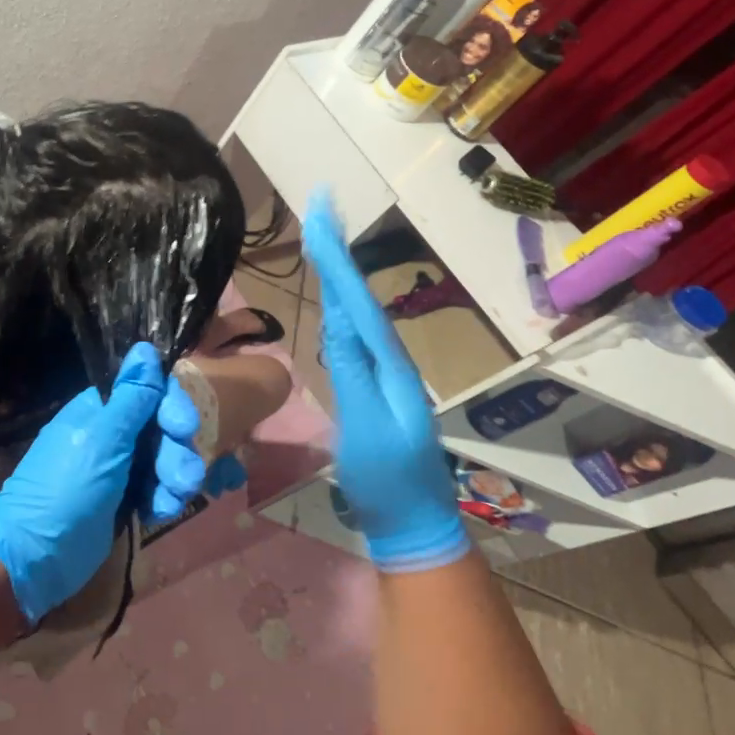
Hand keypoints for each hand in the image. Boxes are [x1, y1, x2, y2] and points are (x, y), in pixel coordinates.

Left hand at [0, 343, 205, 624]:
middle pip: (165, 430)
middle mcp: (114, 435)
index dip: (174, 408)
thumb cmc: (66, 489)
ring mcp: (120, 469)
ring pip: (167, 462)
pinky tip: (157, 515)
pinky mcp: (125, 501)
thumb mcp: (102, 440)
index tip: (184, 428)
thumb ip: (131, 398)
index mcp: (102, 411)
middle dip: (178, 454)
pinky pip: (159, 490)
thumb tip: (145, 348)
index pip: (152, 393)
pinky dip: (164, 501)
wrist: (36, 555)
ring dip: (176, 481)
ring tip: (167, 504)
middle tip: (180, 480)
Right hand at [303, 188, 468, 572]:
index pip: (358, 302)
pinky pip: (354, 337)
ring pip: (357, 314)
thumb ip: (352, 375)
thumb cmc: (388, 481)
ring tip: (323, 240)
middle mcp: (389, 361)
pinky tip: (333, 300)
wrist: (413, 523)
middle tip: (320, 211)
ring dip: (340, 275)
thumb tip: (335, 324)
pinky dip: (341, 307)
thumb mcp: (367, 429)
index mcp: (389, 366)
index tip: (322, 215)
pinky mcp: (373, 390)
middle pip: (359, 299)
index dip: (338, 259)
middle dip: (339, 254)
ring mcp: (384, 376)